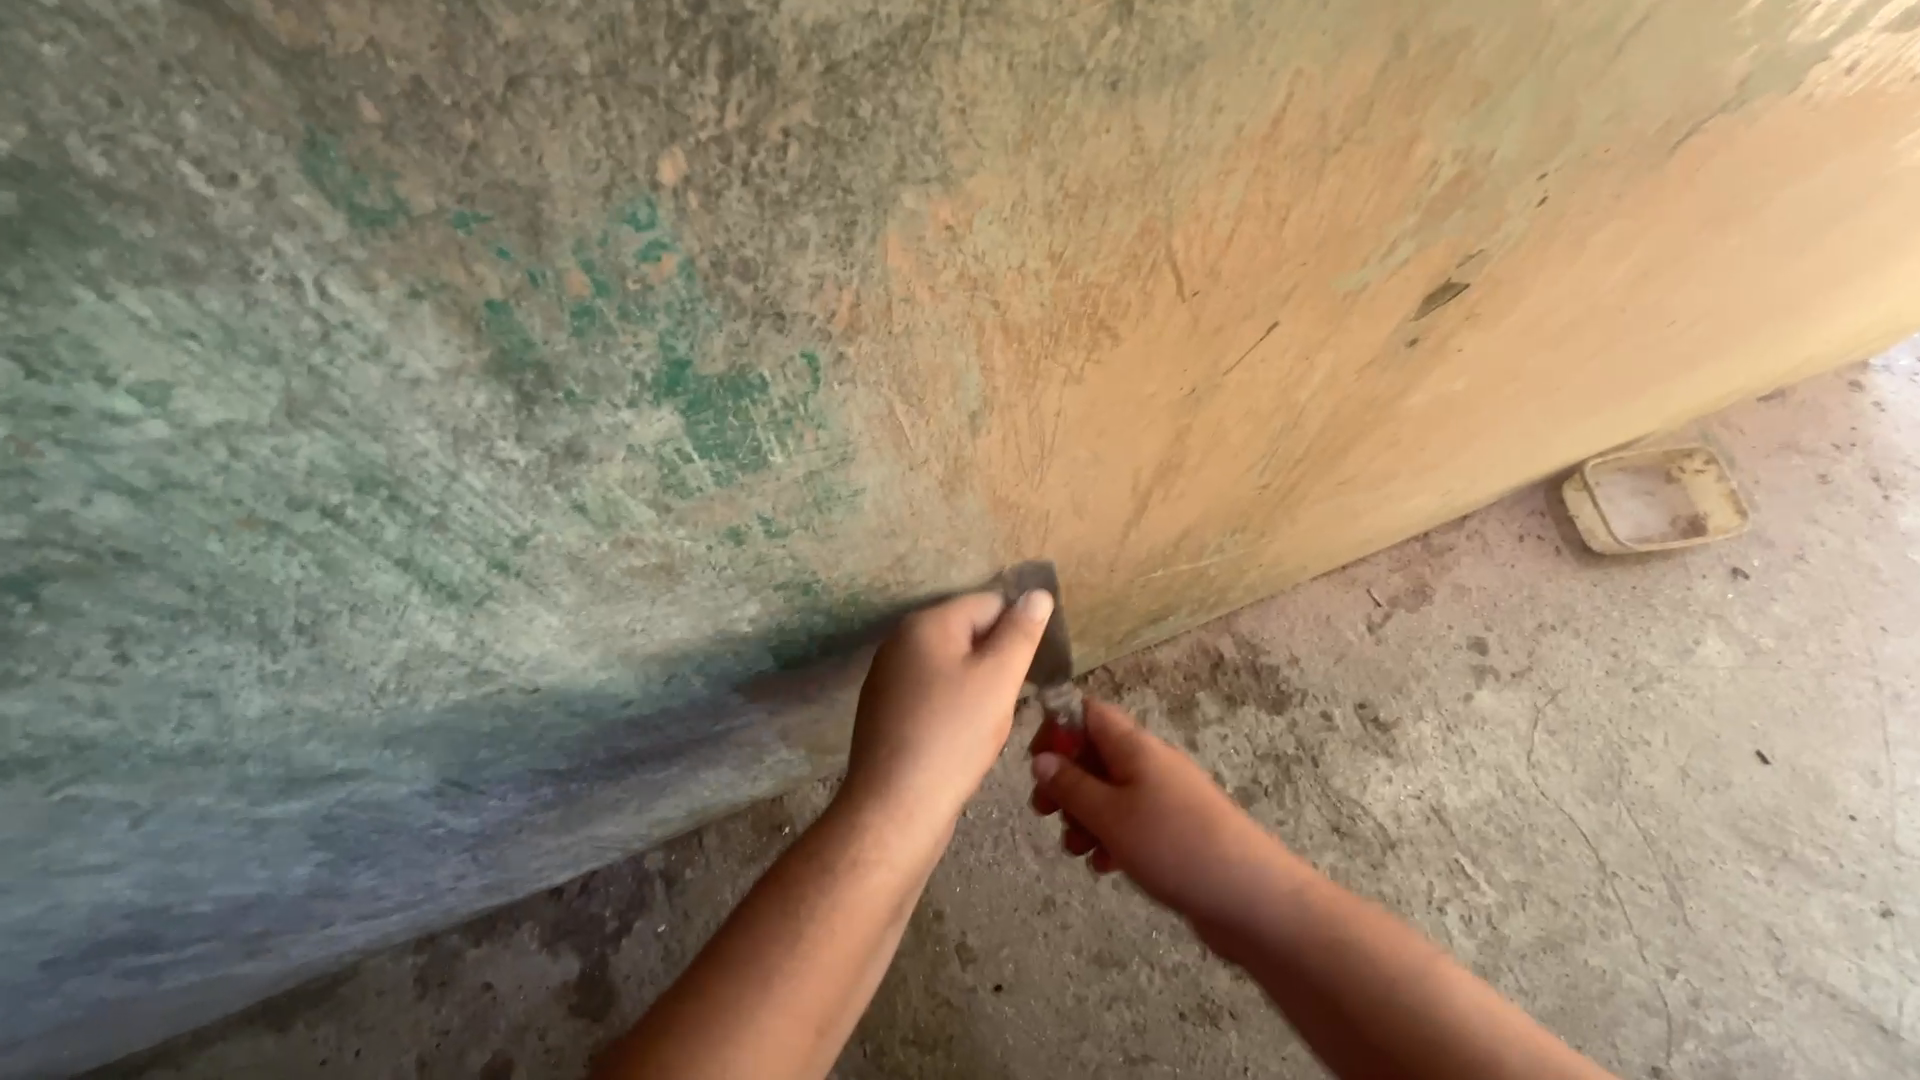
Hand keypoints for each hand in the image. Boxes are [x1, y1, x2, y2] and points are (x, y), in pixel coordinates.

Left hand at [843, 588, 1054, 825]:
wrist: (895, 806)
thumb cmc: (953, 736)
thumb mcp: (999, 678)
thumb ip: (1021, 633)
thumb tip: (1037, 593)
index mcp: (925, 624)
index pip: (988, 603)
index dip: (1016, 631)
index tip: (1029, 670)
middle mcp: (899, 641)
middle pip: (967, 634)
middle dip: (995, 662)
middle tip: (1008, 702)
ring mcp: (887, 678)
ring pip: (951, 668)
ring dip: (977, 688)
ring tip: (985, 725)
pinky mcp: (885, 712)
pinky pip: (932, 696)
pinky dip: (953, 709)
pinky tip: (960, 740)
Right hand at [1029, 699, 1286, 928]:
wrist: (1251, 897)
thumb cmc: (1173, 845)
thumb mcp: (1110, 814)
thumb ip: (1071, 785)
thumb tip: (1041, 758)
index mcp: (1134, 745)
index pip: (1088, 711)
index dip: (1057, 728)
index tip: (1036, 764)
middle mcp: (1150, 763)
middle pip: (1095, 754)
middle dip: (1065, 781)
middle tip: (1044, 812)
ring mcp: (1166, 797)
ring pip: (1110, 792)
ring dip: (1085, 815)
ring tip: (1075, 848)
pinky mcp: (1175, 831)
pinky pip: (1131, 822)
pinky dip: (1111, 837)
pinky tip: (1104, 865)